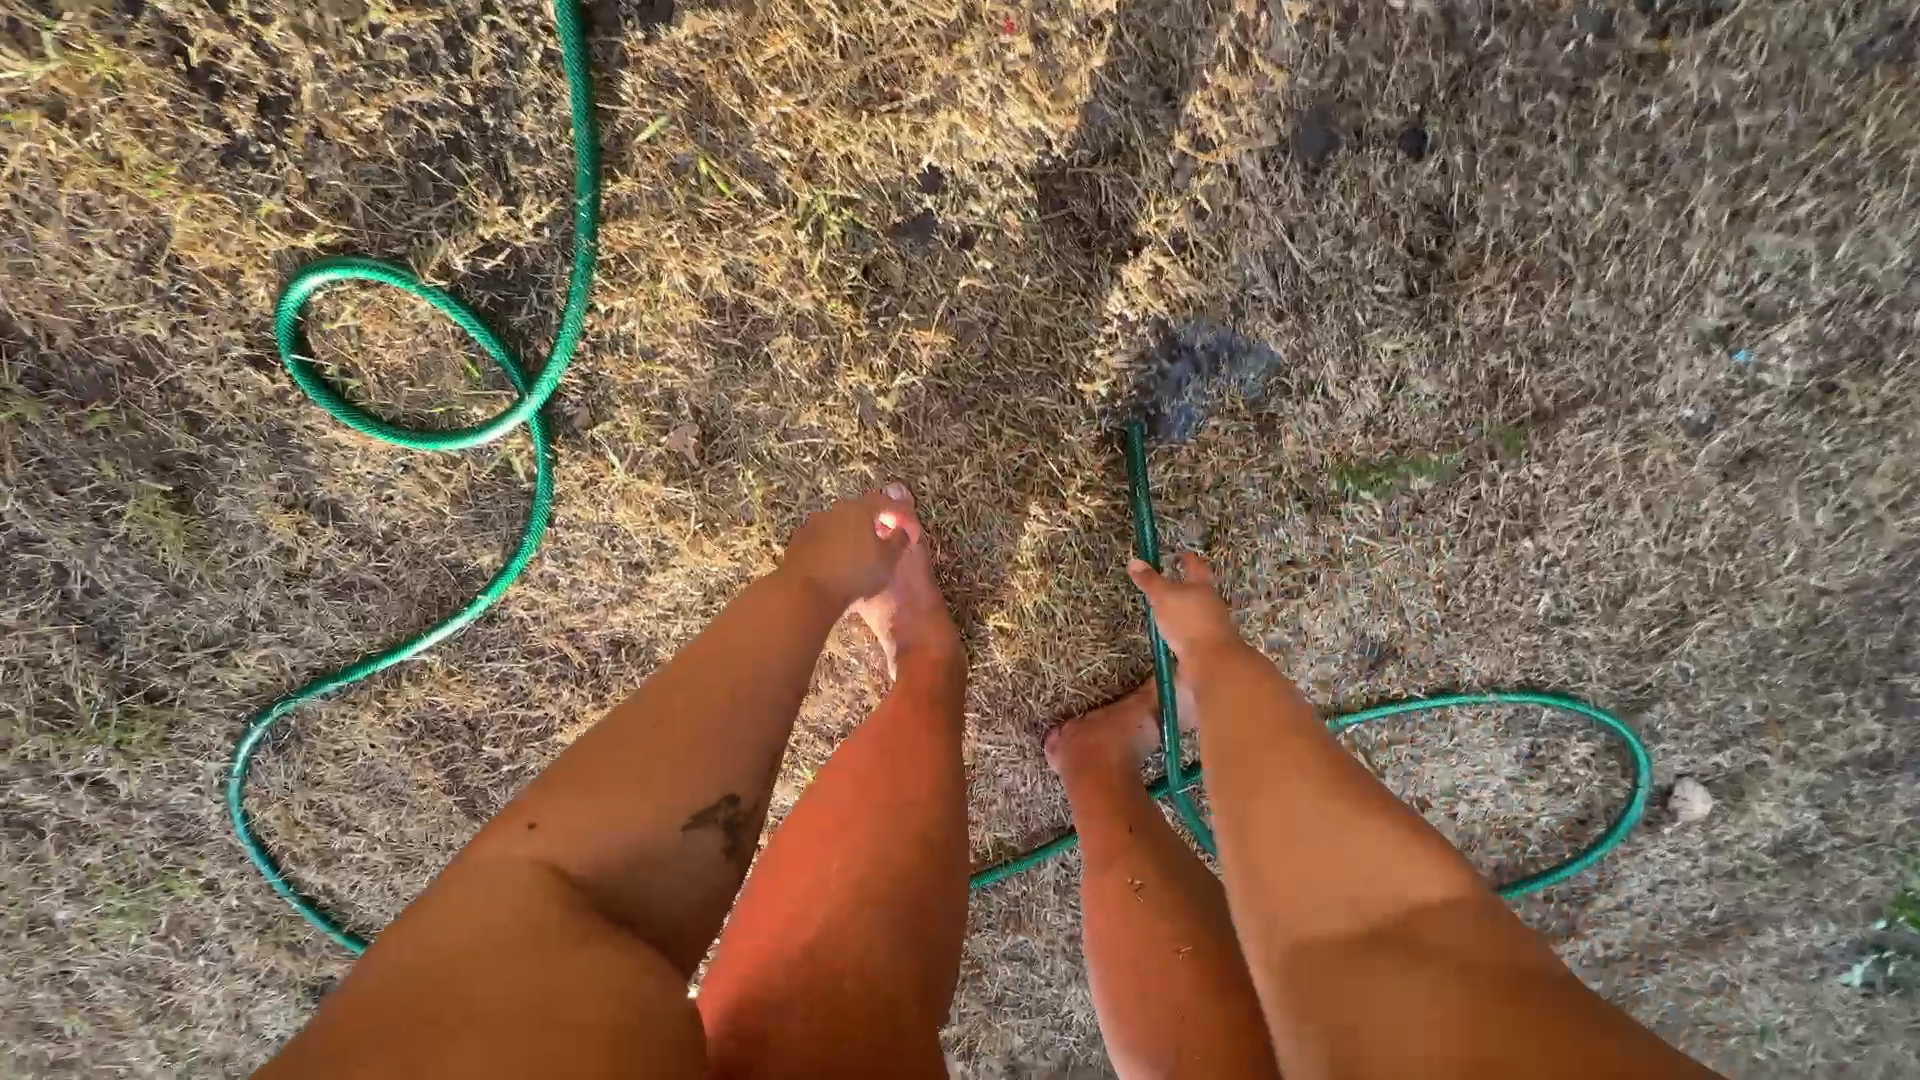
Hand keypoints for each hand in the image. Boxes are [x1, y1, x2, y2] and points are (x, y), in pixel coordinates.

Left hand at [780, 483, 921, 607]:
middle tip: (885, 538)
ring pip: (840, 523)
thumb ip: (899, 539)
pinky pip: (824, 537)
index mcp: (859, 509)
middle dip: (876, 521)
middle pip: (860, 509)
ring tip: (861, 553)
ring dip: (853, 533)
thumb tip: (902, 529)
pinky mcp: (799, 540)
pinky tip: (838, 562)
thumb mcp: (888, 559)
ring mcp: (813, 524)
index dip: (901, 515)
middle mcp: (834, 510)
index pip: (885, 502)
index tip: (910, 531)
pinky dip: (834, 544)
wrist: (806, 592)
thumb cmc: (854, 574)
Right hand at [1126, 553, 1247, 662]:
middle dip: (1188, 587)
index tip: (1184, 554)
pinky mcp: (1204, 647)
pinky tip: (1170, 637)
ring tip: (1167, 611)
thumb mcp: (1164, 597)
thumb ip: (1150, 581)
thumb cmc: (1188, 621)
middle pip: (1199, 591)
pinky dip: (1180, 633)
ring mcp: (1209, 628)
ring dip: (1183, 611)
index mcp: (1202, 588)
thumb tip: (1134, 561)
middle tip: (1173, 582)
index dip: (1189, 560)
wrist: (1211, 661)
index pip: (1196, 568)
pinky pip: (1190, 635)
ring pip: (1195, 614)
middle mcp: (1210, 606)